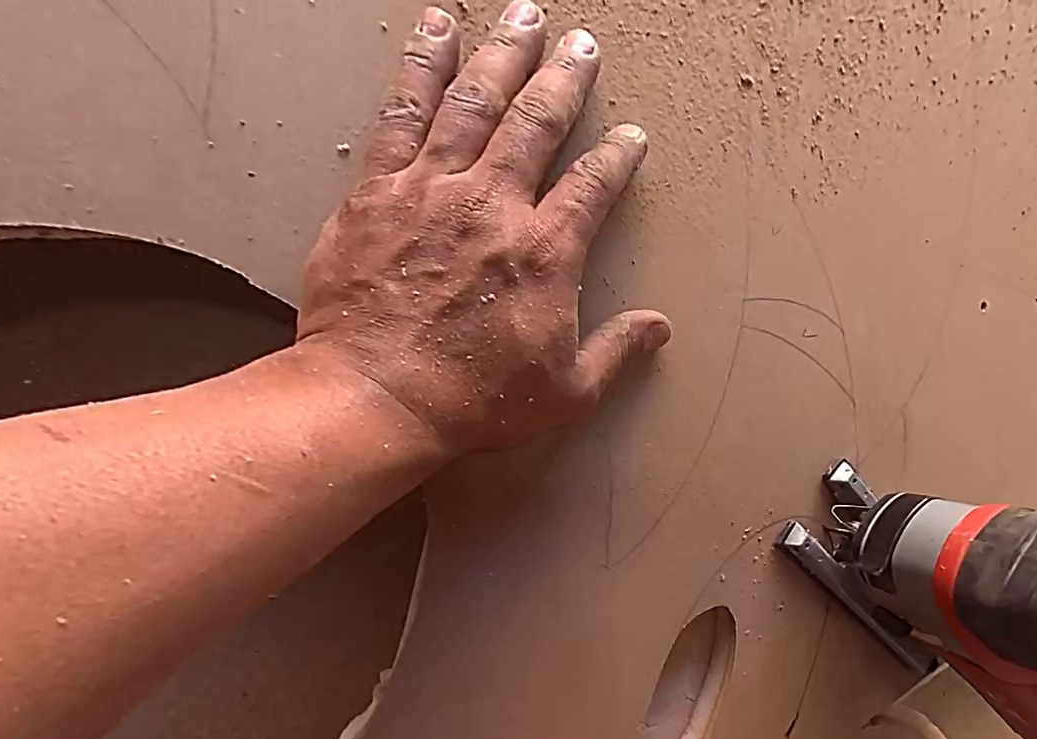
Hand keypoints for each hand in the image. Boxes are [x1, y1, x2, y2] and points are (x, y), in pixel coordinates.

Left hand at [296, 2, 670, 456]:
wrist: (382, 399)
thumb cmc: (478, 402)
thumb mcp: (568, 393)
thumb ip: (616, 351)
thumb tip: (660, 326)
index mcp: (545, 255)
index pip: (591, 187)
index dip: (615, 158)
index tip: (629, 138)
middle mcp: (492, 207)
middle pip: (536, 123)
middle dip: (564, 79)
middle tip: (582, 44)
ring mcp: (431, 192)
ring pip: (473, 100)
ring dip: (503, 54)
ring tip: (524, 14)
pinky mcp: (377, 193)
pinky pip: (402, 112)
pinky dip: (422, 67)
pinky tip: (437, 31)